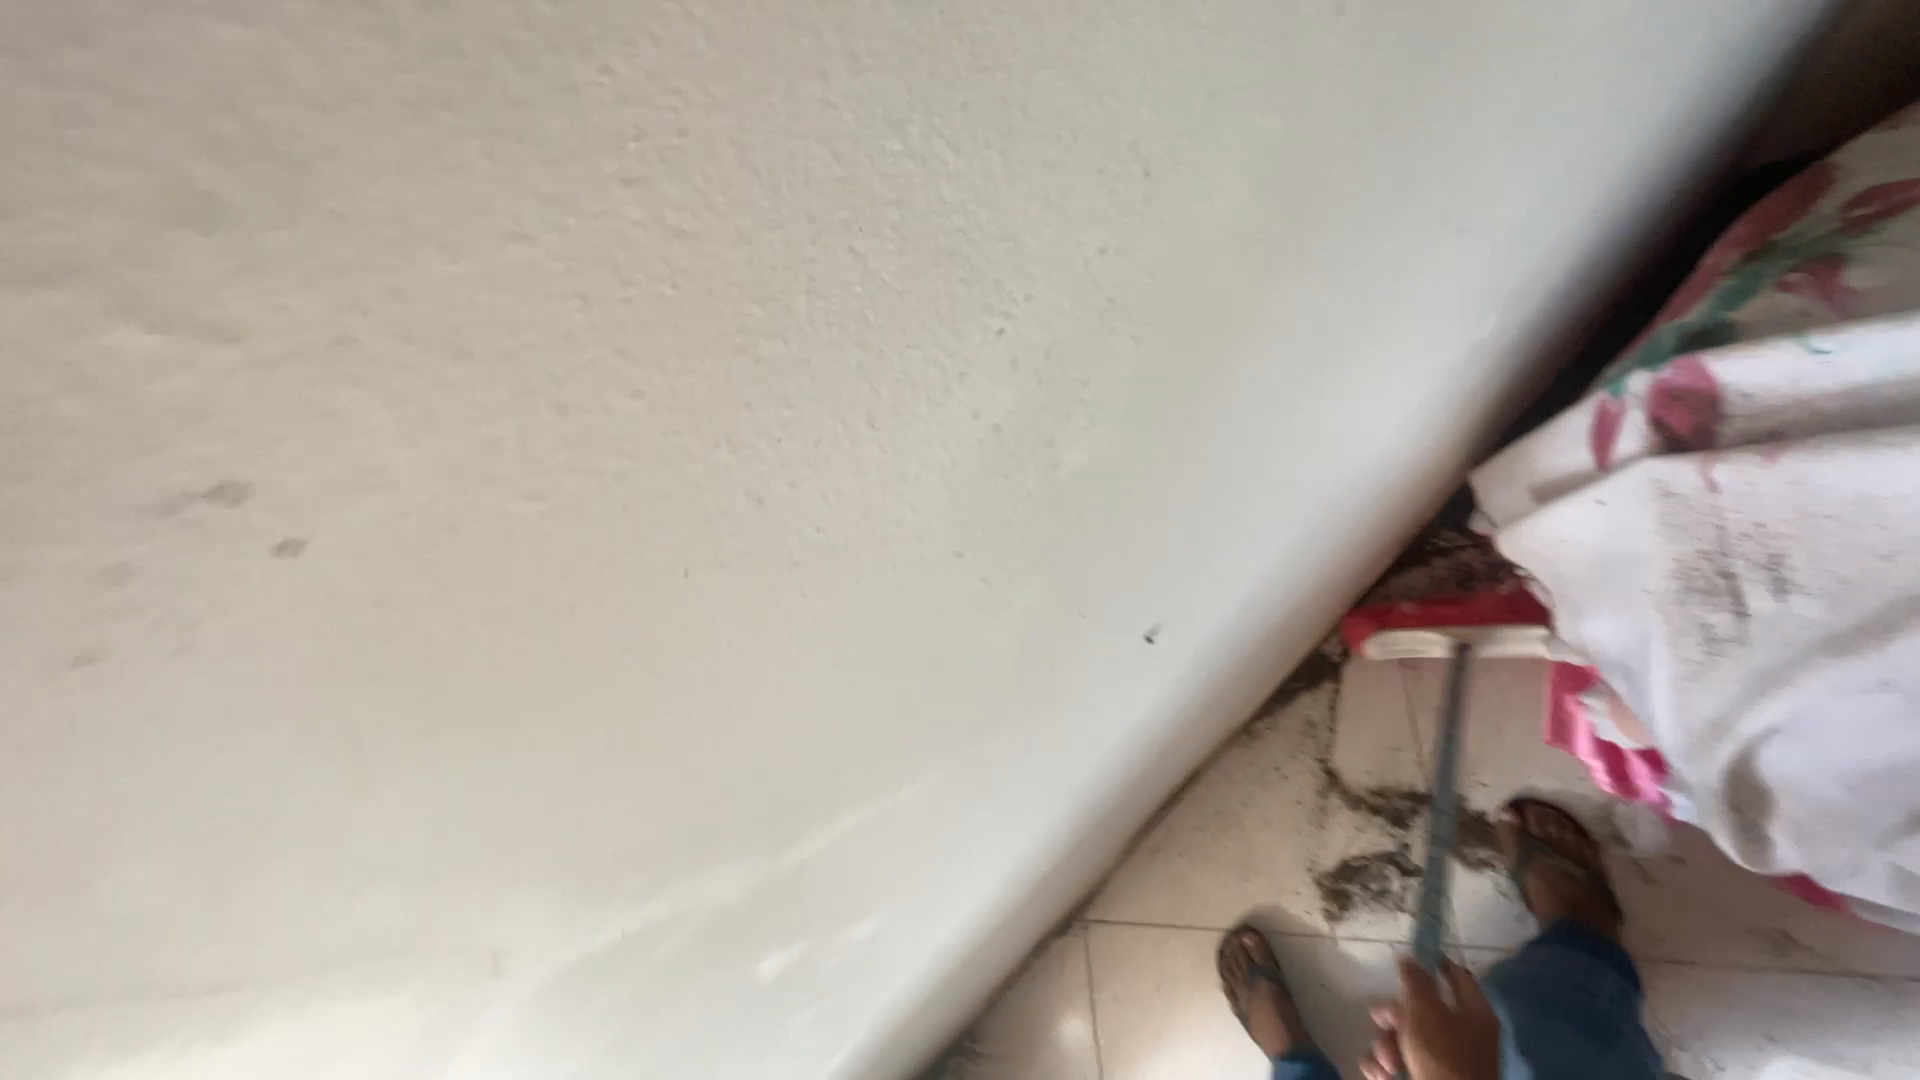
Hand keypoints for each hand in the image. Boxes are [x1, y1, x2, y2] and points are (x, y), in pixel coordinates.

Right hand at [1358, 956, 1500, 1079]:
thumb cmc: (1443, 1057)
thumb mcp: (1426, 1011)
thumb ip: (1416, 981)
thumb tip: (1409, 956)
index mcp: (1474, 1013)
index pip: (1456, 974)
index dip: (1432, 961)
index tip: (1405, 954)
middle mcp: (1463, 1033)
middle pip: (1420, 1007)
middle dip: (1393, 1014)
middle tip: (1381, 1018)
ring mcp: (1446, 1058)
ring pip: (1404, 1035)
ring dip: (1386, 1044)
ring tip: (1386, 1060)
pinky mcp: (1428, 1077)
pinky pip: (1400, 1060)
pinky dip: (1386, 1065)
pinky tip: (1382, 1072)